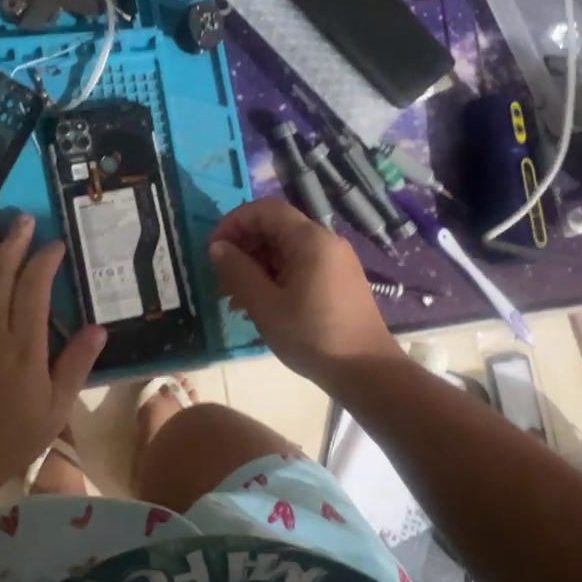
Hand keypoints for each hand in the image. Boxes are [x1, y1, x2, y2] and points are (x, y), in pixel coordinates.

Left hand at [0, 210, 106, 489]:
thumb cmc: (12, 436)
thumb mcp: (56, 408)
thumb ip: (76, 365)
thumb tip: (100, 328)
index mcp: (25, 347)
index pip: (34, 290)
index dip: (44, 262)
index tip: (53, 244)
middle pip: (2, 276)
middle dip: (13, 242)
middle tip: (22, 217)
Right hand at [209, 198, 402, 384]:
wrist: (367, 372)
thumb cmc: (313, 336)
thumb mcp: (266, 306)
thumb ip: (238, 272)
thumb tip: (217, 247)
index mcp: (311, 240)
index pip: (266, 210)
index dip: (235, 222)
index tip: (214, 249)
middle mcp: (326, 242)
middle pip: (276, 228)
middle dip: (244, 248)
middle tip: (221, 280)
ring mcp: (335, 261)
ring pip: (286, 249)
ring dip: (256, 266)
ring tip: (235, 299)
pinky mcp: (338, 280)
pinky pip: (300, 265)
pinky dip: (275, 276)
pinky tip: (261, 305)